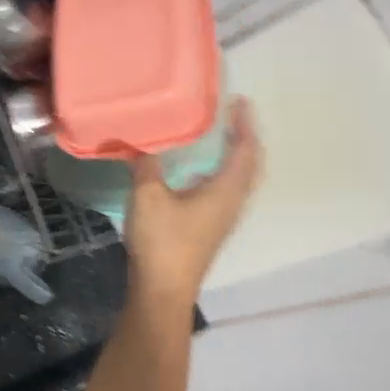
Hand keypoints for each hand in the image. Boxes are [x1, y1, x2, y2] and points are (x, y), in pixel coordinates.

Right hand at [124, 97, 263, 308]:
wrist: (163, 289)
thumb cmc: (162, 240)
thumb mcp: (147, 196)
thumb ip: (147, 166)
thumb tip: (141, 144)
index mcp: (226, 190)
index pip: (246, 150)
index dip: (244, 124)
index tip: (239, 101)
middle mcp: (232, 202)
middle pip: (248, 165)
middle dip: (242, 139)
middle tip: (229, 118)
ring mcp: (223, 218)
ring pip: (237, 180)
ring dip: (232, 158)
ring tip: (215, 139)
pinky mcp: (210, 229)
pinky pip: (223, 192)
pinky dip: (218, 174)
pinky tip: (197, 173)